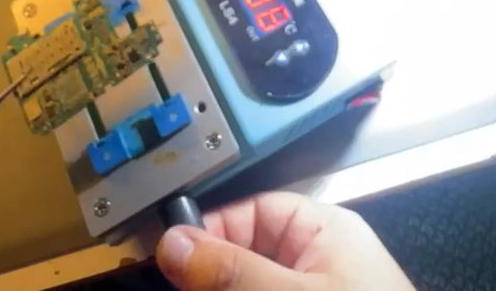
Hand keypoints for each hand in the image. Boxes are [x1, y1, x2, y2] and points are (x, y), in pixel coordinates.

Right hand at [156, 192, 412, 290]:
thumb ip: (234, 271)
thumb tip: (175, 243)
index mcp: (324, 231)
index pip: (250, 212)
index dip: (208, 232)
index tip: (170, 258)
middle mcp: (319, 264)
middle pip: (245, 257)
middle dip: (211, 277)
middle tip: (175, 289)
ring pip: (249, 286)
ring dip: (220, 290)